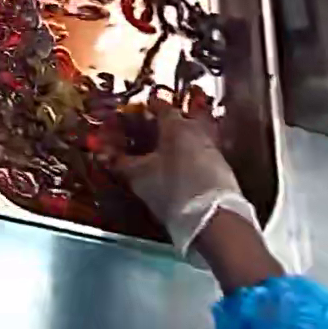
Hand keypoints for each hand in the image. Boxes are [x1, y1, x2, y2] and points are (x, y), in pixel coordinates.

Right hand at [118, 107, 257, 256]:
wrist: (217, 222)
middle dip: (164, 126)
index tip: (138, 111)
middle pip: (179, 121)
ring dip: (178, 143)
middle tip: (148, 133)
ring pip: (192, 139)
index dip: (148, 108)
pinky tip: (179, 172)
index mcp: (176, 126)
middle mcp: (197, 133)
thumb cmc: (172, 188)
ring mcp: (213, 152)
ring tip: (161, 154)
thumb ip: (120, 162)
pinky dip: (189, 158)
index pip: (161, 107)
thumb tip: (103, 154)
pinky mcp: (224, 172)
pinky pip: (201, 156)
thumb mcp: (138, 176)